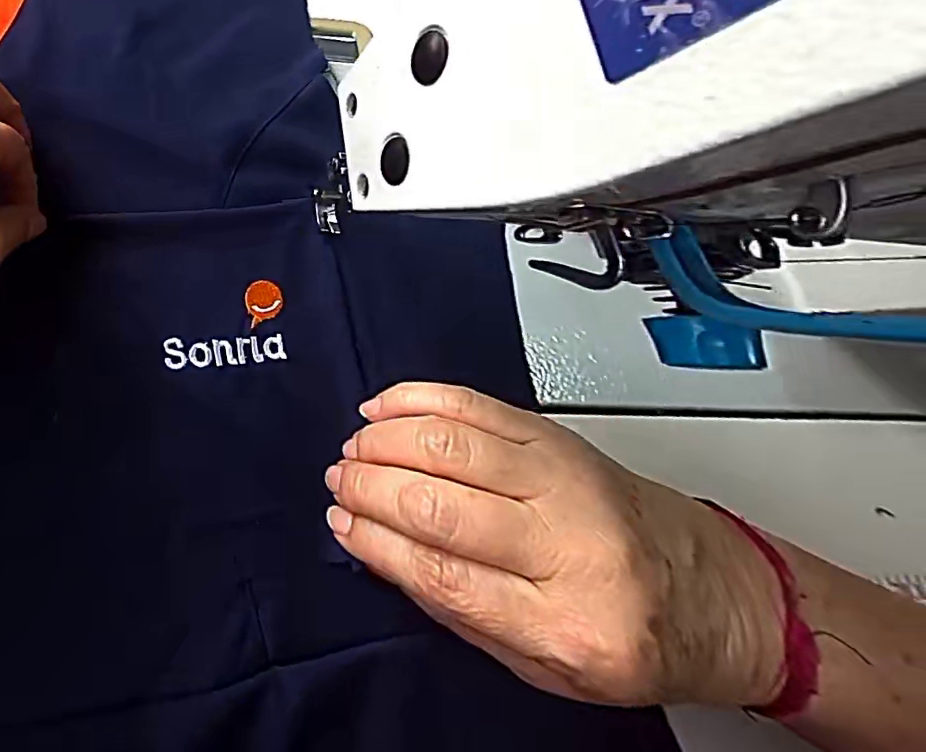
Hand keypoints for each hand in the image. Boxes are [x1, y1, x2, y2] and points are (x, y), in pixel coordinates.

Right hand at [325, 382, 787, 708]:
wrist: (720, 596)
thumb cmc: (629, 633)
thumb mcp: (543, 660)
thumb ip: (451, 605)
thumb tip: (370, 542)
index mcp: (571, 625)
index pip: (438, 572)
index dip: (373, 540)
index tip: (342, 522)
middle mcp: (574, 549)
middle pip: (434, 503)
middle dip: (365, 487)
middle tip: (340, 482)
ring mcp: (567, 482)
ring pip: (444, 443)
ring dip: (378, 442)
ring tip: (355, 451)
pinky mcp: (558, 438)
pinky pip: (466, 402)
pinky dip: (409, 399)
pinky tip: (380, 412)